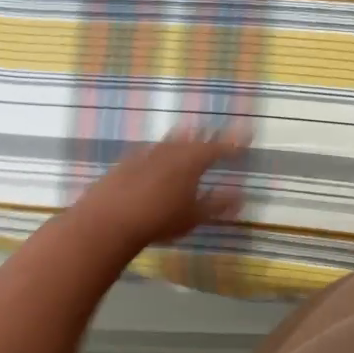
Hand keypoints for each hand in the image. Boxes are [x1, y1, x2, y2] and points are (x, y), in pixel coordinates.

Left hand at [68, 122, 250, 253]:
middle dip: (207, 134)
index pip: (218, 147)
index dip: (233, 142)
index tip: (246, 134)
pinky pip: (147, 150)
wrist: (106, 222)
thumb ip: (218, 203)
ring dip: (182, 136)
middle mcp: (170, 152)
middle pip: (193, 137)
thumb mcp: (194, 216)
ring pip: (169, 140)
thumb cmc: (158, 220)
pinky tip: (154, 153)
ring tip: (189, 132)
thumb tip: (241, 195)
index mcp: (191, 162)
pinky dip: (157, 149)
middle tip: (217, 130)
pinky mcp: (125, 162)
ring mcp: (145, 154)